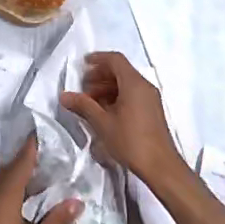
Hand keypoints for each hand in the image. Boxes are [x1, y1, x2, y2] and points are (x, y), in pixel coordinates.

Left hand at [0, 135, 79, 223]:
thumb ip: (57, 222)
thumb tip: (77, 200)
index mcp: (5, 200)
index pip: (19, 165)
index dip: (30, 149)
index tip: (41, 133)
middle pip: (7, 169)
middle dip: (24, 158)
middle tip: (45, 151)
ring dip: (14, 172)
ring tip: (36, 170)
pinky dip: (7, 185)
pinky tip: (19, 195)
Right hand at [61, 51, 185, 184]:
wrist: (160, 165)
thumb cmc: (130, 140)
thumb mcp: (102, 123)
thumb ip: (83, 105)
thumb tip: (64, 95)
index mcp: (134, 83)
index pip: (115, 60)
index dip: (98, 58)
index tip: (82, 64)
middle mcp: (144, 86)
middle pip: (121, 71)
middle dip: (100, 76)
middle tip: (82, 87)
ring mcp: (150, 99)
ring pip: (126, 84)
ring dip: (107, 88)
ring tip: (90, 102)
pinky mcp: (152, 111)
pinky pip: (132, 95)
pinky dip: (117, 97)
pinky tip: (105, 112)